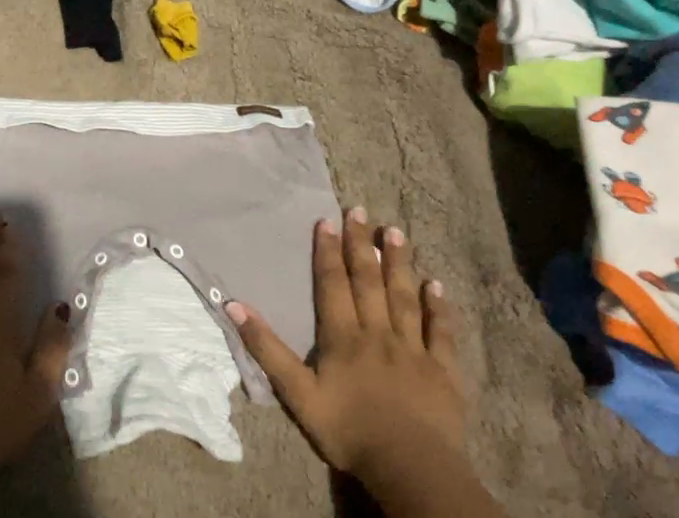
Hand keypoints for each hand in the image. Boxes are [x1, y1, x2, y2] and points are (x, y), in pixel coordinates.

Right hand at [229, 208, 498, 517]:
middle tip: (361, 211)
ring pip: (405, 298)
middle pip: (369, 282)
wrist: (410, 467)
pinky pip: (441, 332)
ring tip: (396, 233)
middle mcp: (378, 334)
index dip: (328, 251)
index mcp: (343, 338)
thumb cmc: (348, 430)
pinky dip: (438, 307)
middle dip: (362, 245)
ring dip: (400, 264)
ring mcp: (414, 350)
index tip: (327, 220)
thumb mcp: (296, 393)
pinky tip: (436, 285)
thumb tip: (234, 305)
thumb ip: (267, 348)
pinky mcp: (444, 372)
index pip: (333, 284)